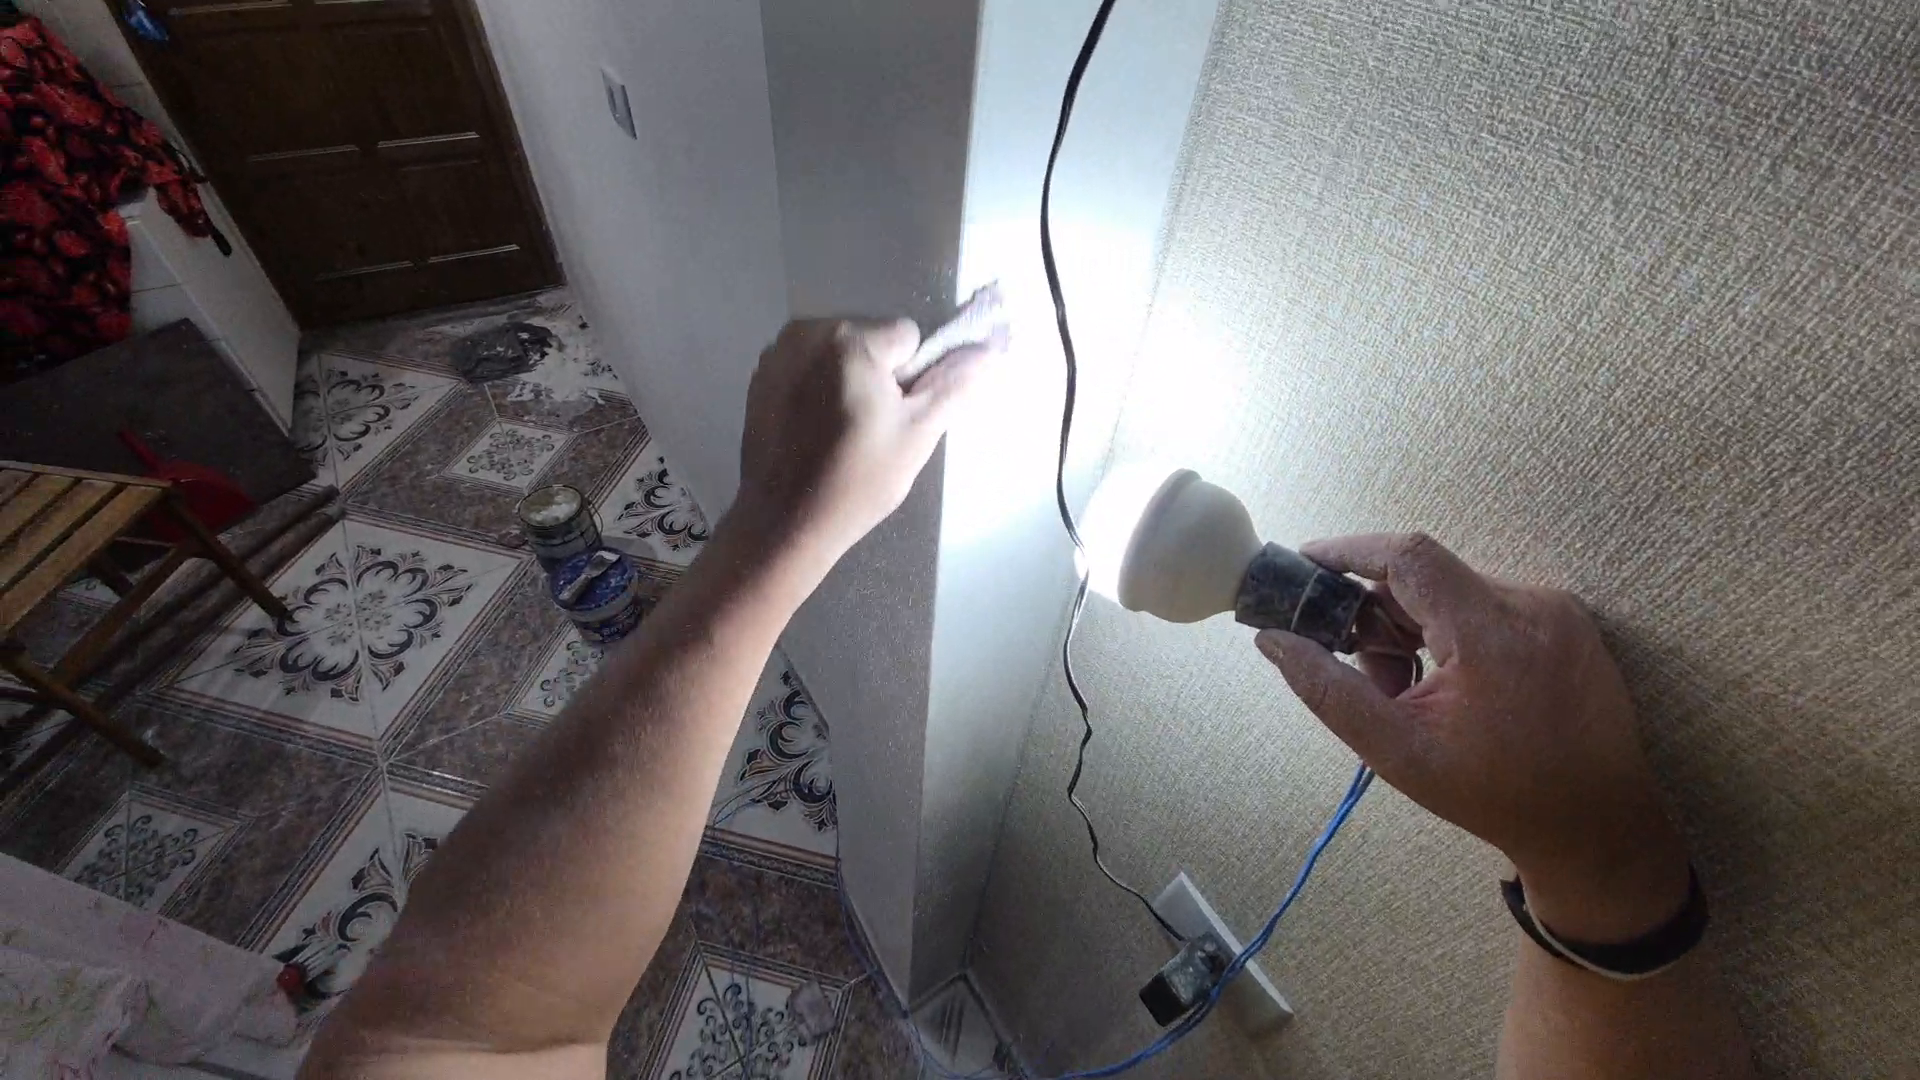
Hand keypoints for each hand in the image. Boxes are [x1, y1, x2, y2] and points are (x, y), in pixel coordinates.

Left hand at [731, 317, 991, 575]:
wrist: (785, 523)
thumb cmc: (858, 480)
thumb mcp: (918, 434)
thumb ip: (955, 384)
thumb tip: (989, 349)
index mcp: (849, 340)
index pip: (907, 335)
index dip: (911, 377)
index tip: (895, 417)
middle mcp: (806, 332)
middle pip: (870, 340)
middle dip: (878, 375)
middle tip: (871, 429)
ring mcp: (776, 354)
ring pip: (838, 354)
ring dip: (847, 380)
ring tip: (840, 433)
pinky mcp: (759, 379)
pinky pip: (807, 369)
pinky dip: (816, 389)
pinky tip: (813, 431)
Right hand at [1258, 533, 1691, 941]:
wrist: (1597, 828)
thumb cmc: (1492, 793)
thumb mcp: (1392, 748)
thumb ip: (1323, 687)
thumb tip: (1270, 638)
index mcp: (1493, 637)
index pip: (1407, 557)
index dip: (1347, 551)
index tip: (1304, 562)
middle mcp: (1532, 607)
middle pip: (1420, 578)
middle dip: (1375, 614)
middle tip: (1365, 669)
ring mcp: (1556, 611)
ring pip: (1446, 590)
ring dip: (1408, 627)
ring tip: (1410, 690)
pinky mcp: (1564, 620)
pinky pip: (1477, 602)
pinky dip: (1442, 630)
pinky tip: (1443, 681)